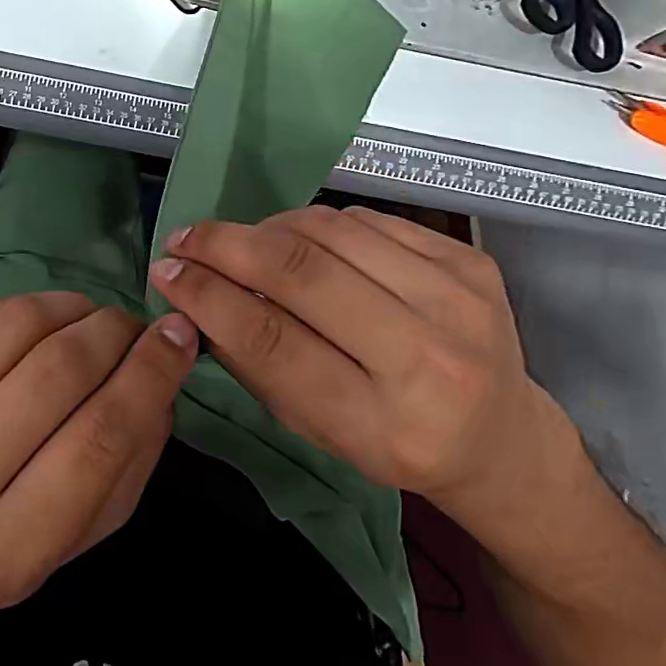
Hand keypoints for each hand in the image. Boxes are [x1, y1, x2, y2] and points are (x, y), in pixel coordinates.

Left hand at [0, 292, 197, 623]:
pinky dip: (44, 304)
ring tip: (102, 321)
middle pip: (57, 374)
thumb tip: (165, 353)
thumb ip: (138, 445)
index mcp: (9, 549)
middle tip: (139, 329)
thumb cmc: (29, 527)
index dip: (148, 377)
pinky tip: (62, 319)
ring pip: (22, 327)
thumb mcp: (100, 516)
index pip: (96, 443)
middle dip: (115, 334)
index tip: (181, 337)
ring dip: (80, 309)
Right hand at [148, 206, 579, 525]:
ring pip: (333, 232)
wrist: (500, 436)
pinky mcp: (470, 260)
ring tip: (239, 240)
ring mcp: (459, 299)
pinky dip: (318, 224)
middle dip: (227, 246)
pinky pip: (368, 220)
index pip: (275, 342)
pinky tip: (300, 240)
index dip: (208, 297)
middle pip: (304, 273)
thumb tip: (196, 295)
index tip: (165, 271)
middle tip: (184, 237)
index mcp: (386, 425)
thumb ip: (257, 364)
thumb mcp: (316, 430)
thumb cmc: (394, 445)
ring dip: (268, 228)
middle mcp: (431, 358)